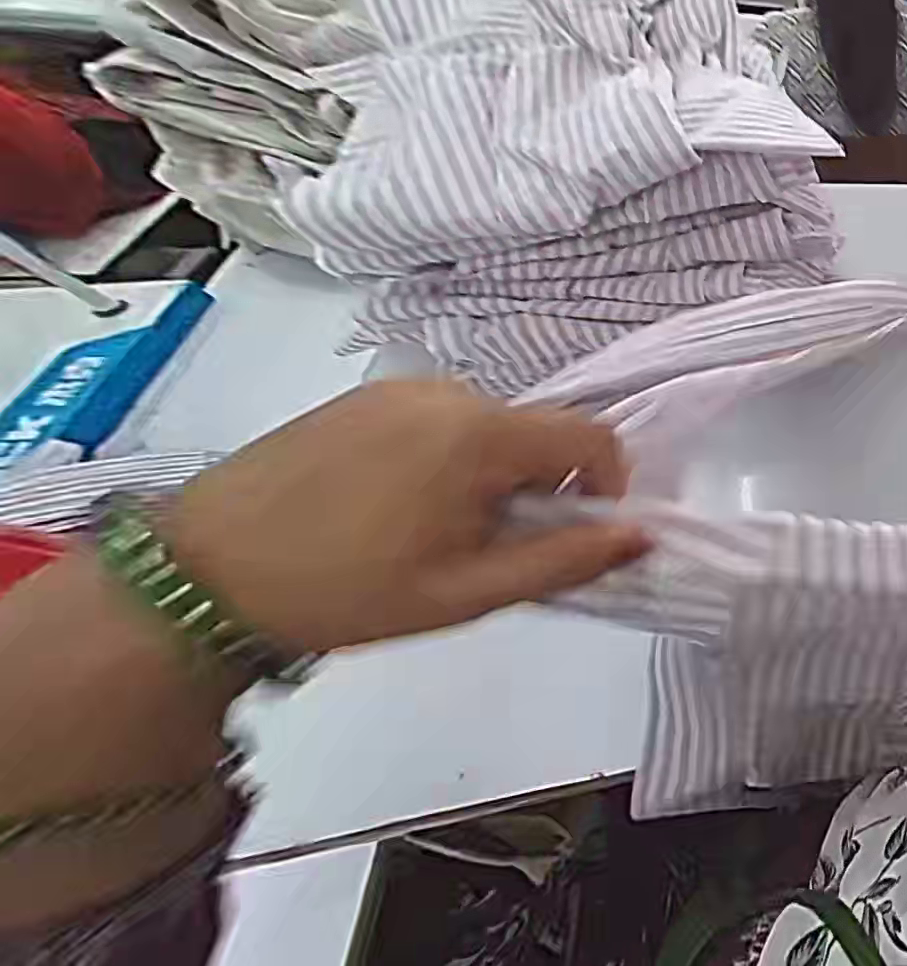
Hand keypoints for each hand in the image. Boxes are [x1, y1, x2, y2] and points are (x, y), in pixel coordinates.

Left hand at [162, 381, 651, 653]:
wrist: (189, 580)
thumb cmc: (344, 590)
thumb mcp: (470, 592)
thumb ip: (568, 560)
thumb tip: (641, 535)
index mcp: (479, 434)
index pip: (594, 438)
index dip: (608, 483)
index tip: (575, 527)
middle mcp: (450, 392)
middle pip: (548, 431)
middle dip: (550, 482)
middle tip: (501, 537)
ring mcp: (405, 388)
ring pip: (505, 424)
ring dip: (507, 469)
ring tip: (451, 520)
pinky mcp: (370, 394)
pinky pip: (456, 416)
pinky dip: (465, 452)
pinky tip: (412, 496)